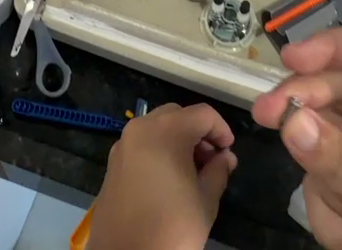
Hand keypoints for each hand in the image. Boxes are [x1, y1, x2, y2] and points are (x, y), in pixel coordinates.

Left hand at [88, 102, 236, 249]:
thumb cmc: (171, 228)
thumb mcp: (205, 201)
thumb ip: (218, 171)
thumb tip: (225, 157)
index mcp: (166, 130)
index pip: (203, 114)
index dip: (221, 130)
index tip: (229, 152)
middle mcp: (141, 128)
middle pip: (178, 115)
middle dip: (198, 132)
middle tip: (211, 161)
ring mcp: (123, 145)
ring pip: (157, 127)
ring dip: (178, 140)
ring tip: (191, 172)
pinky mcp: (112, 164)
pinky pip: (141, 144)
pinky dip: (158, 150)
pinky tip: (167, 179)